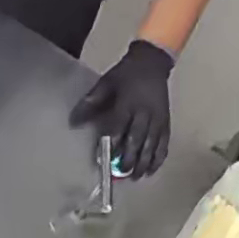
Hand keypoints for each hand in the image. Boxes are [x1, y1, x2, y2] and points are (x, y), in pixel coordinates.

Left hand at [68, 39, 173, 177]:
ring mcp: (158, 117)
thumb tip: (72, 122)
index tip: (106, 159)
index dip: (113, 143)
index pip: (119, 126)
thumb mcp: (106, 83)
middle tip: (122, 173)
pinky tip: (152, 169)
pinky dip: (159, 156)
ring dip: (145, 161)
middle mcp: (145, 111)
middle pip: (138, 138)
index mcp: (128, 102)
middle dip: (130, 157)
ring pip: (153, 142)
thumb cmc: (125, 74)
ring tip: (136, 176)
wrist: (152, 61)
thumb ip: (91, 102)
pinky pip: (164, 141)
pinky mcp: (166, 120)